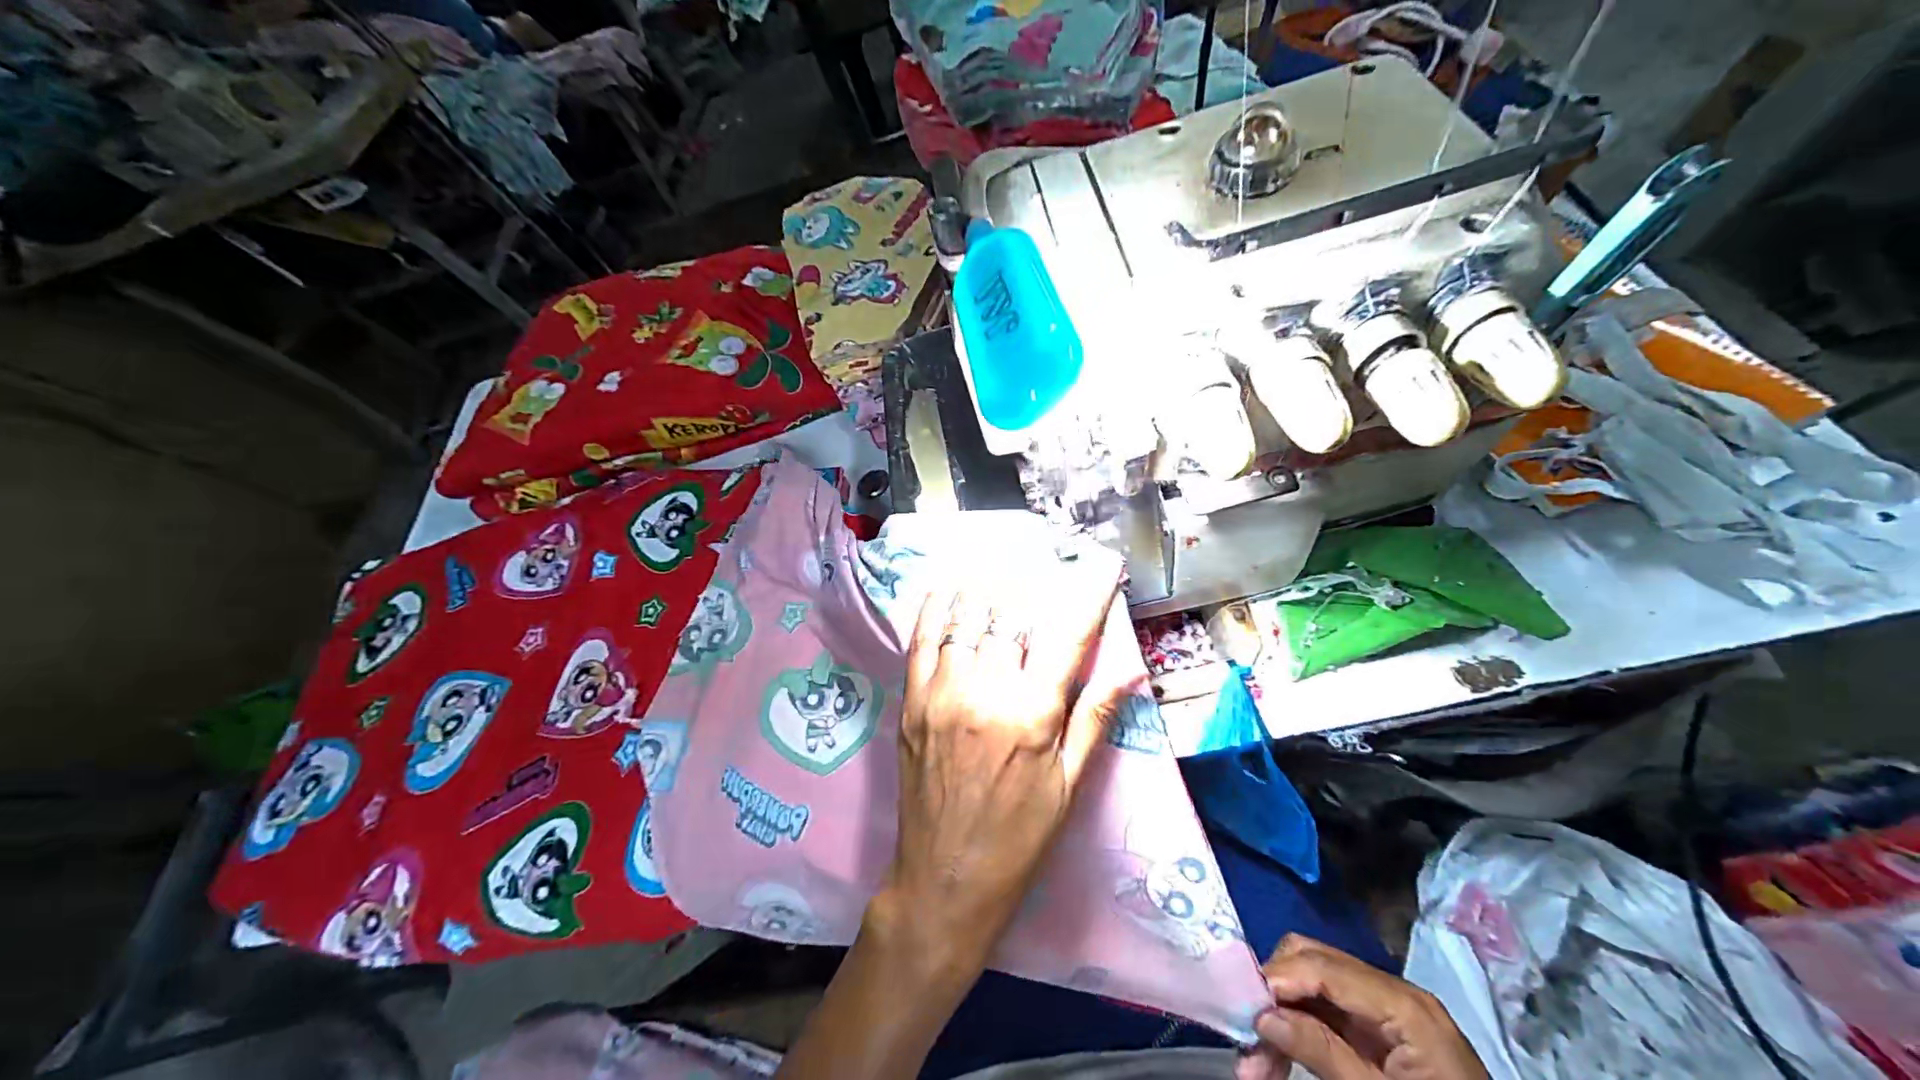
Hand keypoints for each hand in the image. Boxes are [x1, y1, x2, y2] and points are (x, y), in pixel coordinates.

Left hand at [877, 562, 1127, 964]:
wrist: (945, 879)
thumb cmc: (1018, 839)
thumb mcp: (1069, 786)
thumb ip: (1095, 718)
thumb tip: (1132, 669)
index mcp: (1033, 715)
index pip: (1068, 637)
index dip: (1090, 596)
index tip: (1102, 566)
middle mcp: (986, 692)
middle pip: (1014, 620)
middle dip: (1035, 595)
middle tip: (1044, 579)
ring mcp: (942, 694)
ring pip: (966, 621)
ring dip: (988, 596)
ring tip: (1000, 579)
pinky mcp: (911, 703)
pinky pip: (921, 642)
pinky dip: (934, 611)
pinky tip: (945, 592)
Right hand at [1236, 935, 1487, 1079]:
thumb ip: (1322, 1052)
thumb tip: (1262, 1014)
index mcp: (1403, 1005)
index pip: (1322, 966)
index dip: (1275, 979)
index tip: (1238, 1009)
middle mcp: (1393, 992)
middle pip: (1313, 962)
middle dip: (1272, 994)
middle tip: (1245, 1036)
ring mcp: (1387, 1011)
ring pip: (1312, 988)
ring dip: (1279, 1017)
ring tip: (1254, 1067)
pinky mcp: (1382, 1032)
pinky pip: (1327, 1014)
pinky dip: (1298, 1030)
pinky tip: (1277, 1061)